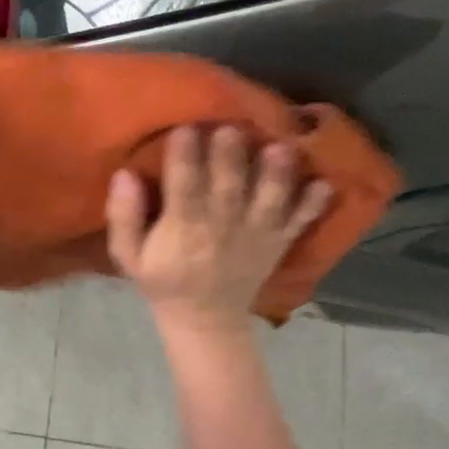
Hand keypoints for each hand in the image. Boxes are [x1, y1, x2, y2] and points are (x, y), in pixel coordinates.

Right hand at [106, 126, 333, 333]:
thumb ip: (123, 216)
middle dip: (231, 159)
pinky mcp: (277, 244)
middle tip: (232, 127)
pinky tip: (325, 183)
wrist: (206, 321)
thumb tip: (124, 174)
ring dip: (276, 177)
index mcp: (182, 229)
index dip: (184, 159)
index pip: (183, 188)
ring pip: (267, 203)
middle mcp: (222, 229)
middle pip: (228, 189)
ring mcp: (255, 236)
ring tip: (282, 148)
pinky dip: (312, 206)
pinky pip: (298, 224)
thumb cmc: (163, 278)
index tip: (185, 128)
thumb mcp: (127, 254)